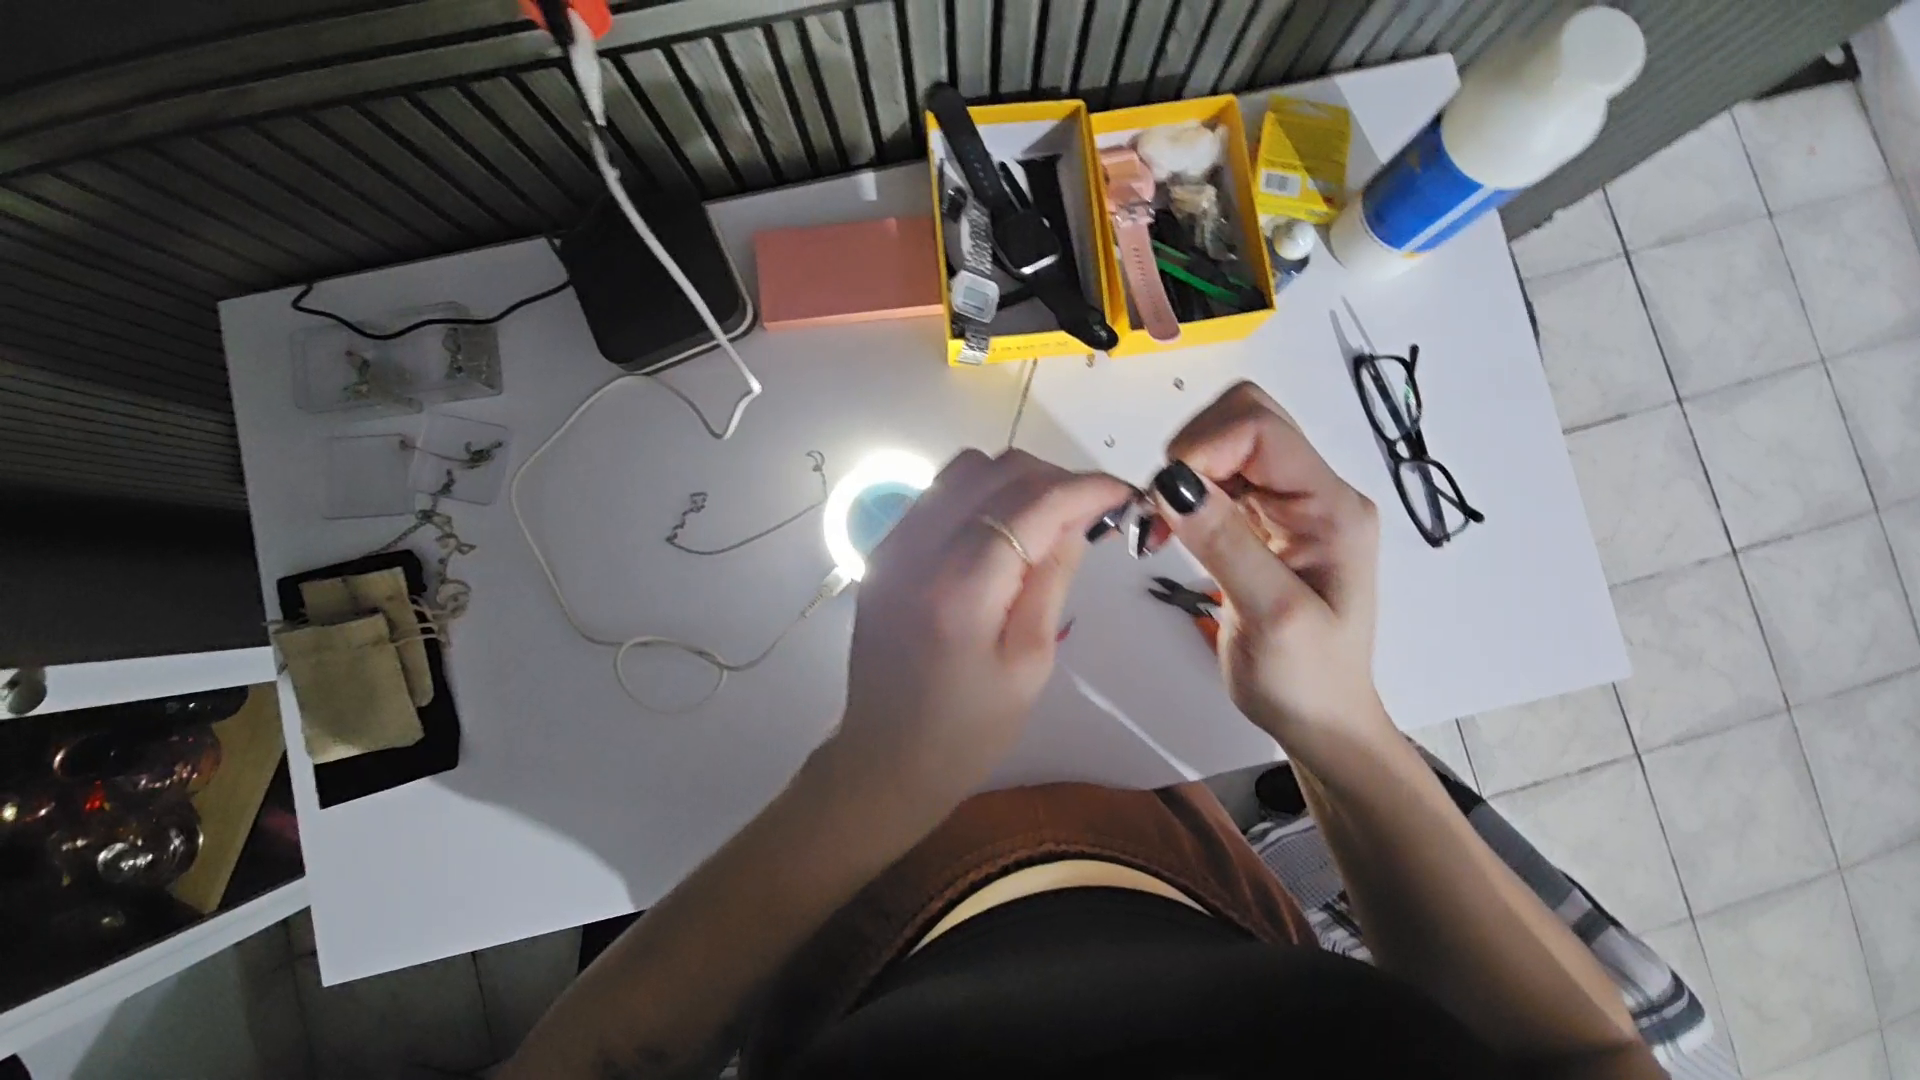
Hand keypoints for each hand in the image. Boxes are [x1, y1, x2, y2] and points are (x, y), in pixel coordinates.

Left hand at [829, 448, 1133, 814]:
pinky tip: (1002, 528)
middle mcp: (918, 550)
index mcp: (961, 590)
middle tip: (1091, 513)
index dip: (1086, 488)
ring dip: (1017, 480)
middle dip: (1055, 479)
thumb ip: (1052, 579)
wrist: (885, 758)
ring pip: (964, 469)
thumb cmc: (968, 731)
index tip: (1124, 494)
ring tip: (1049, 517)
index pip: (1032, 504)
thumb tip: (1079, 517)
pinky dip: (981, 493)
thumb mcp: (1030, 664)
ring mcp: (892, 546)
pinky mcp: (882, 551)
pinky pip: (939, 493)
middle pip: (997, 471)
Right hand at [1148, 382, 1388, 744]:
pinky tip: (1167, 535)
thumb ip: (1225, 543)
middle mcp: (1314, 493)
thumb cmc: (1305, 679)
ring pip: (1224, 447)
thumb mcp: (1270, 615)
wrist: (1319, 719)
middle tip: (1163, 512)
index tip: (1169, 500)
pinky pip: (1215, 481)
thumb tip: (1171, 482)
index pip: (1261, 428)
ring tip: (1160, 530)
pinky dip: (1182, 497)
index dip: (1204, 447)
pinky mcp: (1261, 523)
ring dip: (1181, 477)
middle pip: (1244, 420)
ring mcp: (1288, 506)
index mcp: (1332, 507)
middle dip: (1190, 454)